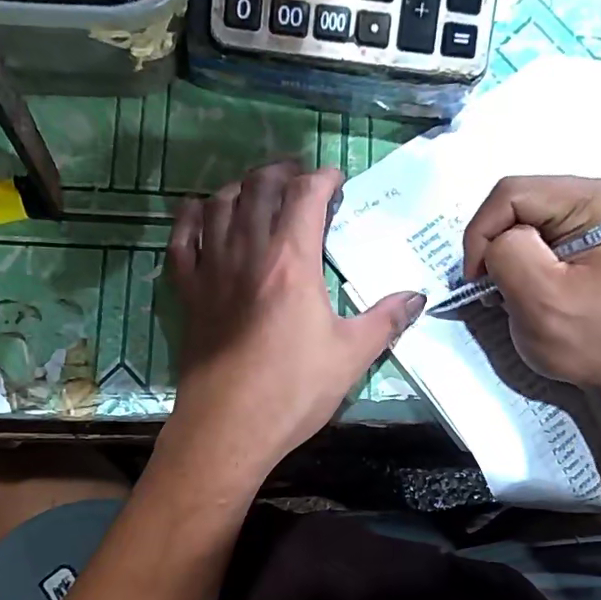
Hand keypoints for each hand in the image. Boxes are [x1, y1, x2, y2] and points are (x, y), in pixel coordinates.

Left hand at [166, 163, 425, 478]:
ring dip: (240, 187)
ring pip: (219, 205)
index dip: (323, 178)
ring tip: (257, 191)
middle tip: (298, 178)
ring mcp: (212, 270)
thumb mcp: (351, 356)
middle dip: (281, 173)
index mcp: (292, 261)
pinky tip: (201, 213)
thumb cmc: (293, 390)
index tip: (337, 180)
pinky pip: (182, 240)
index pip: (305, 196)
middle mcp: (248, 252)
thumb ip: (385, 320)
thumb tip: (417, 297)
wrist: (229, 427)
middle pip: (259, 188)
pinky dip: (192, 218)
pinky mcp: (189, 293)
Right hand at [461, 175, 600, 393]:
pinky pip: (536, 238)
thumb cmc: (591, 341)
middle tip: (493, 292)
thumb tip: (495, 245)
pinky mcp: (587, 239)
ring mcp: (597, 218)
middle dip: (495, 247)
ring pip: (522, 222)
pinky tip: (525, 291)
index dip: (482, 234)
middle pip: (518, 204)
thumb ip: (509, 254)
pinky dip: (519, 265)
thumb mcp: (541, 298)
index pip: (513, 193)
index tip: (477, 281)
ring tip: (510, 295)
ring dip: (505, 259)